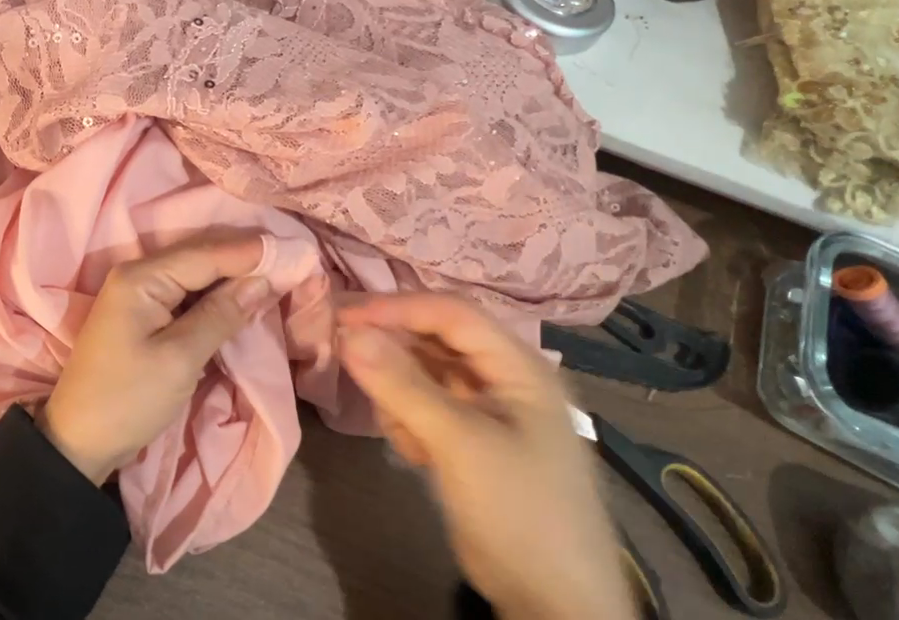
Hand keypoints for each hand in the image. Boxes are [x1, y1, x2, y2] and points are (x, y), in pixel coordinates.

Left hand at [39, 237, 277, 485]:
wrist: (78, 440)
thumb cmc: (128, 399)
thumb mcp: (180, 359)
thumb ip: (220, 315)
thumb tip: (262, 280)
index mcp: (141, 277)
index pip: (205, 254)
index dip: (251, 252)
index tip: (296, 251)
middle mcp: (137, 274)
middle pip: (199, 257)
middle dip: (244, 258)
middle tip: (292, 258)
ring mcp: (138, 294)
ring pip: (195, 274)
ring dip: (232, 275)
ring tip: (277, 271)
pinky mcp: (143, 315)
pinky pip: (185, 293)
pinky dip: (215, 294)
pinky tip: (242, 296)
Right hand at [336, 294, 632, 619]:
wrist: (556, 604)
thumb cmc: (519, 511)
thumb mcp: (458, 443)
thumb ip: (402, 385)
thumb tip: (348, 334)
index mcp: (520, 366)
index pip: (450, 313)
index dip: (395, 308)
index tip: (342, 318)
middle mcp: (504, 378)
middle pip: (433, 339)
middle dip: (390, 349)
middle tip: (342, 354)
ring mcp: (488, 410)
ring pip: (423, 373)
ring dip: (399, 392)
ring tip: (399, 431)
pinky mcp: (471, 440)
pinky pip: (425, 406)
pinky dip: (408, 419)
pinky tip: (412, 453)